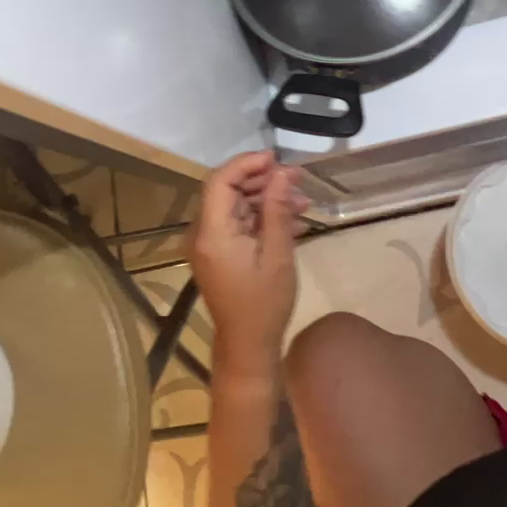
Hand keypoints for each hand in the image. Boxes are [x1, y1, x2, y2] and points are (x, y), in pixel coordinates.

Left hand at [188, 152, 308, 380]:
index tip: (276, 159)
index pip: (220, 181)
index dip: (246, 164)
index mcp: (212, 232)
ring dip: (267, 198)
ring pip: (236, 205)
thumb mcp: (277, 255)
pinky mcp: (220, 253)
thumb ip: (277, 210)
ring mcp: (211, 244)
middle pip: (227, 190)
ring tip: (302, 200)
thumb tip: (283, 173)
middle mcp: (204, 233)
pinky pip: (239, 223)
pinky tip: (293, 220)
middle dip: (262, 180)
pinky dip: (262, 217)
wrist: (248, 346)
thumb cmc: (264, 304)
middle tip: (297, 178)